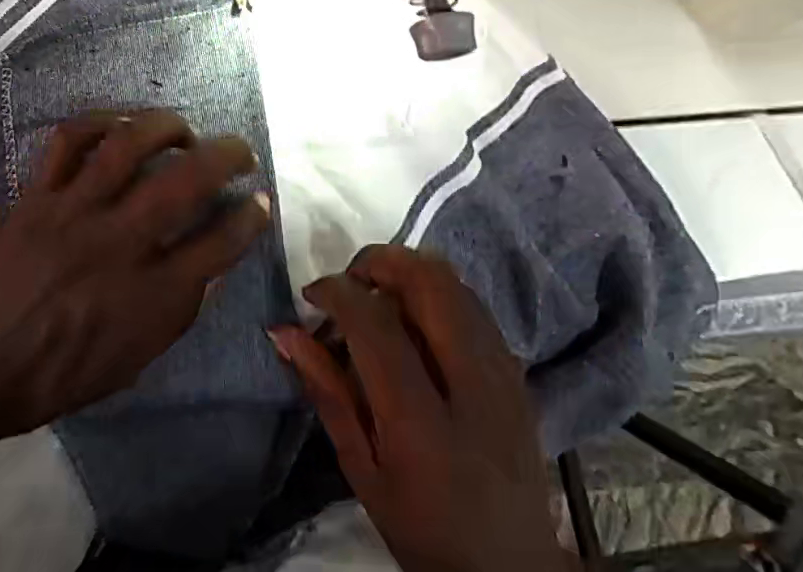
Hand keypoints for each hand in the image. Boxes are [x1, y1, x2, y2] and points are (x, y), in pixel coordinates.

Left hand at [0, 108, 269, 439]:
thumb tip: (213, 265)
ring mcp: (75, 212)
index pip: (220, 243)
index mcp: (150, 294)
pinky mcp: (39, 196)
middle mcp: (120, 243)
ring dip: (168, 126)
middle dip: (227, 156)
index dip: (250, 217)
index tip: (261, 201)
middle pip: (187, 181)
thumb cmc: (58, 375)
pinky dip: (100, 121)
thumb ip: (180, 309)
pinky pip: (69, 141)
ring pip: (129, 144)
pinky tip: (120, 124)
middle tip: (241, 150)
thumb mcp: (135, 359)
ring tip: (184, 130)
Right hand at [269, 246, 570, 571]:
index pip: (377, 326)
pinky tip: (415, 316)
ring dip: (409, 272)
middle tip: (349, 281)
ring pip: (456, 283)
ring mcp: (504, 372)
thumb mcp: (363, 470)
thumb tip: (285, 331)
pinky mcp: (518, 369)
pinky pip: (474, 303)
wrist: (510, 568)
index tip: (313, 293)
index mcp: (423, 425)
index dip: (339, 293)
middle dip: (380, 262)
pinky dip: (437, 291)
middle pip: (429, 284)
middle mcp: (472, 386)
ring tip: (377, 293)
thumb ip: (327, 393)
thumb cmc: (423, 528)